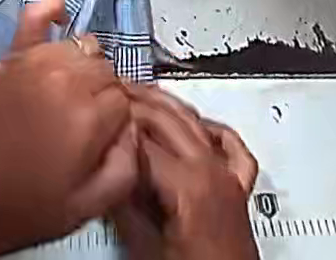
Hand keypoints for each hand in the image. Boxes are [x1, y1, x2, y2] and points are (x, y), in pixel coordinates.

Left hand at [0, 0, 137, 256]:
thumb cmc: (17, 204)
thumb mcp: (82, 208)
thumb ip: (122, 170)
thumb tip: (132, 134)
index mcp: (89, 117)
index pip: (126, 102)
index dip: (119, 123)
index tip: (106, 141)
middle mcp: (68, 77)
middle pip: (107, 71)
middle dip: (105, 95)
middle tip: (88, 126)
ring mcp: (38, 59)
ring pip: (83, 46)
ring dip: (85, 66)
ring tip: (73, 97)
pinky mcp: (13, 52)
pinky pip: (37, 15)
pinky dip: (51, 10)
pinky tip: (60, 14)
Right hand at [112, 86, 259, 259]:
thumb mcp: (144, 247)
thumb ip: (122, 205)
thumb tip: (105, 172)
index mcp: (186, 184)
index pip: (139, 137)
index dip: (114, 122)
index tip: (97, 113)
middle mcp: (209, 170)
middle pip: (163, 117)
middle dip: (132, 100)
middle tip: (108, 92)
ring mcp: (227, 175)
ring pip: (191, 119)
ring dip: (163, 102)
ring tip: (138, 92)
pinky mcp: (239, 186)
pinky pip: (229, 144)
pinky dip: (210, 127)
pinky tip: (195, 120)